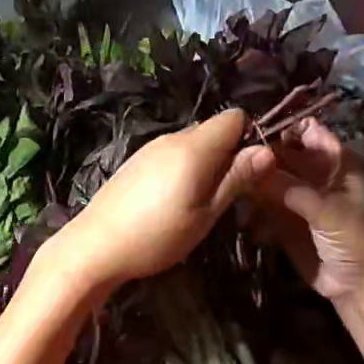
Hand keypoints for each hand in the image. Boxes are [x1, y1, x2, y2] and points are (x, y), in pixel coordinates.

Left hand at [48, 109, 271, 288]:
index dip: (250, 136)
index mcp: (194, 147)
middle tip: (231, 192)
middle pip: (212, 130)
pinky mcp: (135, 161)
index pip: (234, 117)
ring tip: (201, 201)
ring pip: (191, 143)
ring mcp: (149, 148)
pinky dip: (182, 168)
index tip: (252, 169)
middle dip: (228, 153)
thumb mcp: (205, 214)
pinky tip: (173, 200)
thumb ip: (236, 180)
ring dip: (205, 163)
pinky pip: (170, 154)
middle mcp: (171, 138)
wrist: (95, 246)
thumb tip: (268, 151)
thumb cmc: (157, 235)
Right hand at [248, 118, 363, 303]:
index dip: (279, 127)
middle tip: (230, 162)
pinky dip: (250, 210)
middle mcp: (313, 172)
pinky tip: (246, 221)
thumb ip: (289, 187)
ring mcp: (295, 195)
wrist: (360, 287)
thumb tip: (252, 167)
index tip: (248, 131)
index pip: (305, 130)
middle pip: (279, 153)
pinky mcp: (281, 217)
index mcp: (334, 161)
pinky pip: (259, 204)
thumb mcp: (326, 211)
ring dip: (249, 185)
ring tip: (233, 193)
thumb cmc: (355, 241)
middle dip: (257, 157)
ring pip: (265, 178)